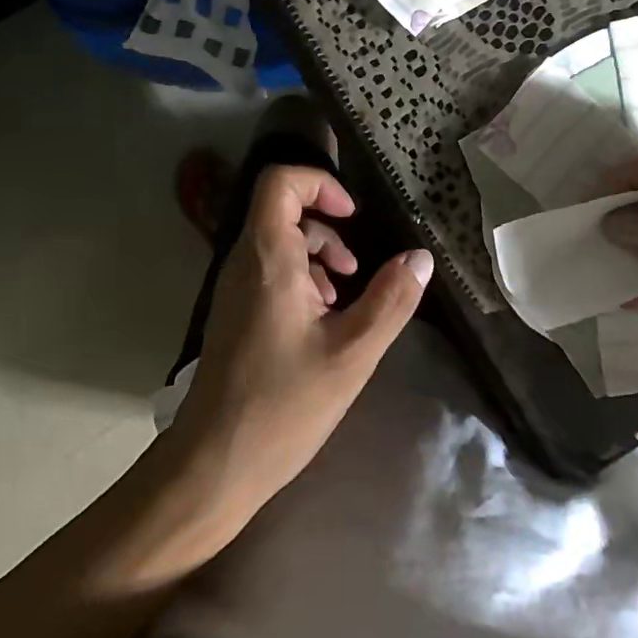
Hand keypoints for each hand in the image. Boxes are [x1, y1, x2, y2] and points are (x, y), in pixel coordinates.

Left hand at [169, 165, 433, 506]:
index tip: (354, 218)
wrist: (218, 455)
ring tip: (344, 300)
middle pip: (280, 210)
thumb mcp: (351, 352)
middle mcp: (242, 261)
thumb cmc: (285, 403)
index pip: (279, 182)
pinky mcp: (234, 311)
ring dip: (316, 257)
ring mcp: (233, 286)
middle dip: (326, 228)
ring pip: (276, 243)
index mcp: (266, 257)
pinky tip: (321, 321)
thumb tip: (420, 257)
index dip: (319, 183)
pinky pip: (267, 272)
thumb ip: (389, 300)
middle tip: (356, 271)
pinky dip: (300, 280)